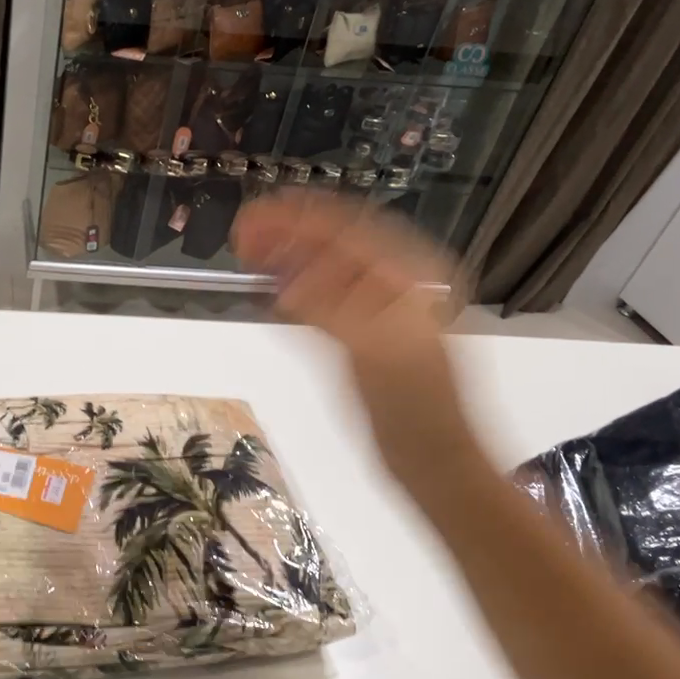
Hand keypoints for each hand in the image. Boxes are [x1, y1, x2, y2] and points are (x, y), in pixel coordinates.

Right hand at [233, 191, 485, 483]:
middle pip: (338, 243)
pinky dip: (299, 288)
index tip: (255, 215)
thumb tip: (284, 284)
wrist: (437, 463)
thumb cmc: (414, 412)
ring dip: (290, 257)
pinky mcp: (368, 338)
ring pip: (331, 269)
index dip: (301, 217)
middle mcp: (400, 285)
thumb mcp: (375, 355)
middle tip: (242, 234)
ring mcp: (384, 311)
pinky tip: (275, 289)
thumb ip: (331, 312)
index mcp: (411, 279)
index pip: (350, 229)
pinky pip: (329, 299)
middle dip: (289, 233)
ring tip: (249, 252)